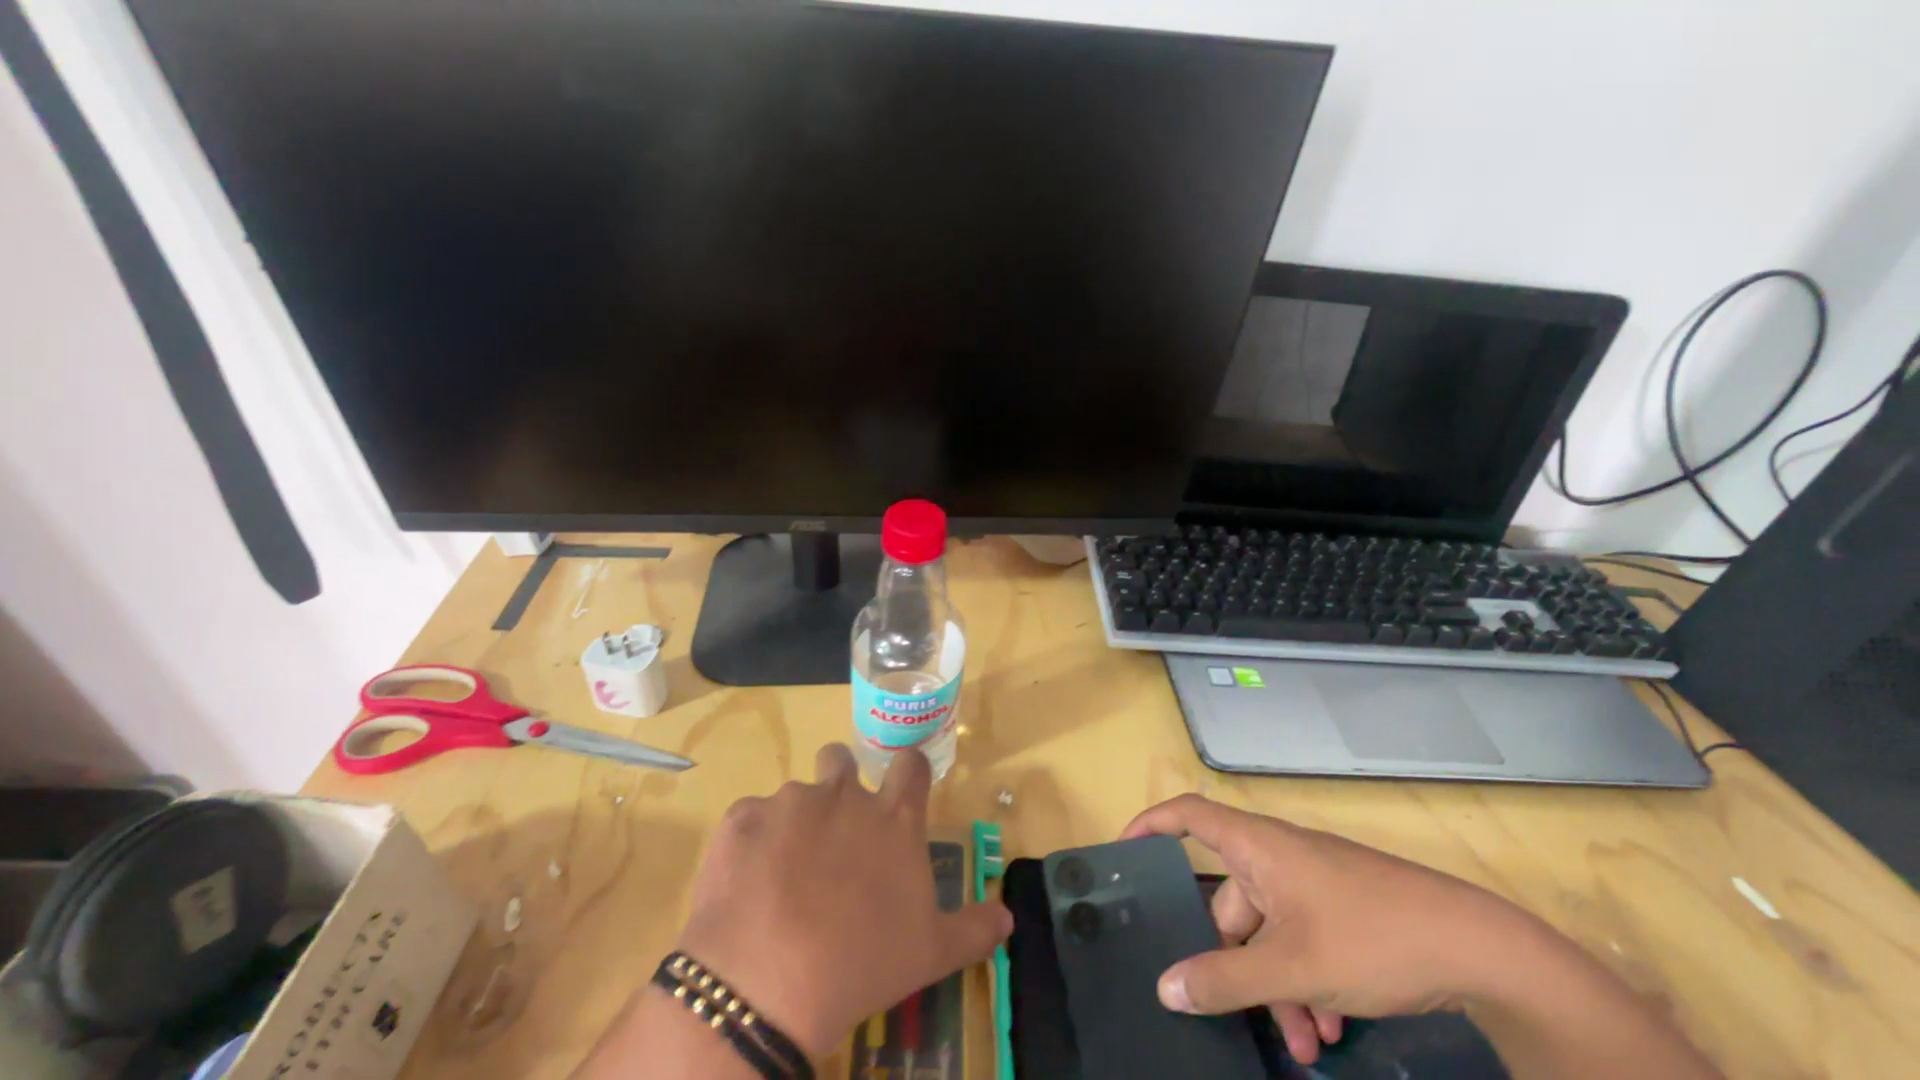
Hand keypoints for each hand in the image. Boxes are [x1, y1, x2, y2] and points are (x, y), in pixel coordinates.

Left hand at [674, 745, 1011, 1060]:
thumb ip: (976, 927)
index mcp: (894, 819)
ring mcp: (788, 802)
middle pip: (841, 759)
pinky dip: (753, 844)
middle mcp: (843, 796)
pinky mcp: (741, 819)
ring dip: (795, 822)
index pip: (911, 765)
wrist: (768, 979)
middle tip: (834, 829)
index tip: (901, 788)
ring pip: (794, 794)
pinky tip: (750, 884)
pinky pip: (750, 820)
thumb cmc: (864, 962)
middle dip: (840, 780)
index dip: (907, 772)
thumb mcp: (934, 952)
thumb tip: (1008, 916)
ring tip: (784, 874)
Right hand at [1122, 795, 1532, 1063]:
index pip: (1190, 815)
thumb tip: (1165, 988)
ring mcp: (1318, 886)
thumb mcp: (1292, 968)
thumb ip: (1224, 979)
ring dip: (1279, 988)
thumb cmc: (1372, 938)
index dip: (1151, 824)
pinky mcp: (1348, 911)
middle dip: (1237, 965)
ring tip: (1304, 1044)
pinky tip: (1330, 1028)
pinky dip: (1309, 983)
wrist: (1480, 949)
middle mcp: (1283, 859)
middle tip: (1243, 1017)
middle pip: (1232, 902)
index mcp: (1261, 849)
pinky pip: (1307, 942)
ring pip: (1273, 934)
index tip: (1123, 852)